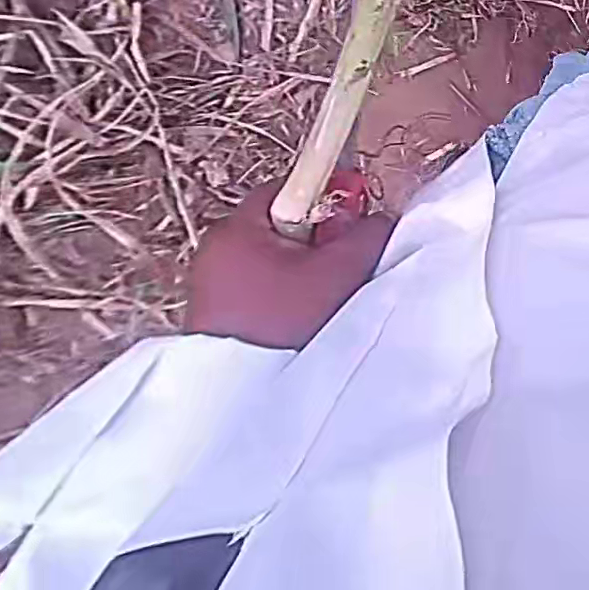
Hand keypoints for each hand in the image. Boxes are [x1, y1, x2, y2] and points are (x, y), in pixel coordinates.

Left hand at [184, 179, 393, 349]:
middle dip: (325, 234)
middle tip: (350, 254)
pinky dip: (295, 290)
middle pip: (286, 223)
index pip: (289, 187)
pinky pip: (268, 287)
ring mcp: (213, 291)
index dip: (329, 191)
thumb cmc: (294, 323)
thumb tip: (375, 219)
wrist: (255, 402)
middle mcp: (214, 256)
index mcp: (235, 233)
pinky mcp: (222, 320)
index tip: (357, 203)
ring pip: (280, 257)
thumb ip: (370, 227)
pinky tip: (314, 311)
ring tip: (333, 289)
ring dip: (313, 265)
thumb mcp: (347, 264)